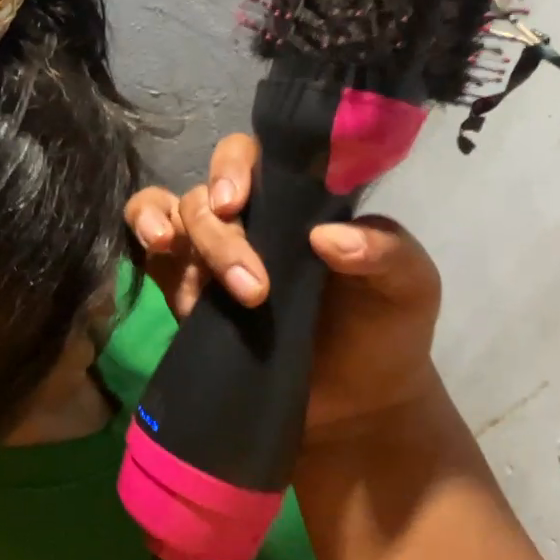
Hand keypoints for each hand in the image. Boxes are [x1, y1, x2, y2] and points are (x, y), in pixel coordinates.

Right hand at [123, 134, 442, 437]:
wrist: (355, 403)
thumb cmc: (385, 329)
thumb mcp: (409, 284)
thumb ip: (385, 250)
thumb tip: (327, 237)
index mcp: (291, 201)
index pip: (247, 156)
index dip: (230, 168)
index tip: (235, 202)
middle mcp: (244, 218)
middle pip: (203, 197)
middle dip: (218, 238)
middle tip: (254, 290)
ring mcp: (208, 252)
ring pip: (169, 215)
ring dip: (170, 232)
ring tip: (175, 260)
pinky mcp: (185, 289)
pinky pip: (152, 257)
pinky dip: (151, 254)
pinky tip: (173, 280)